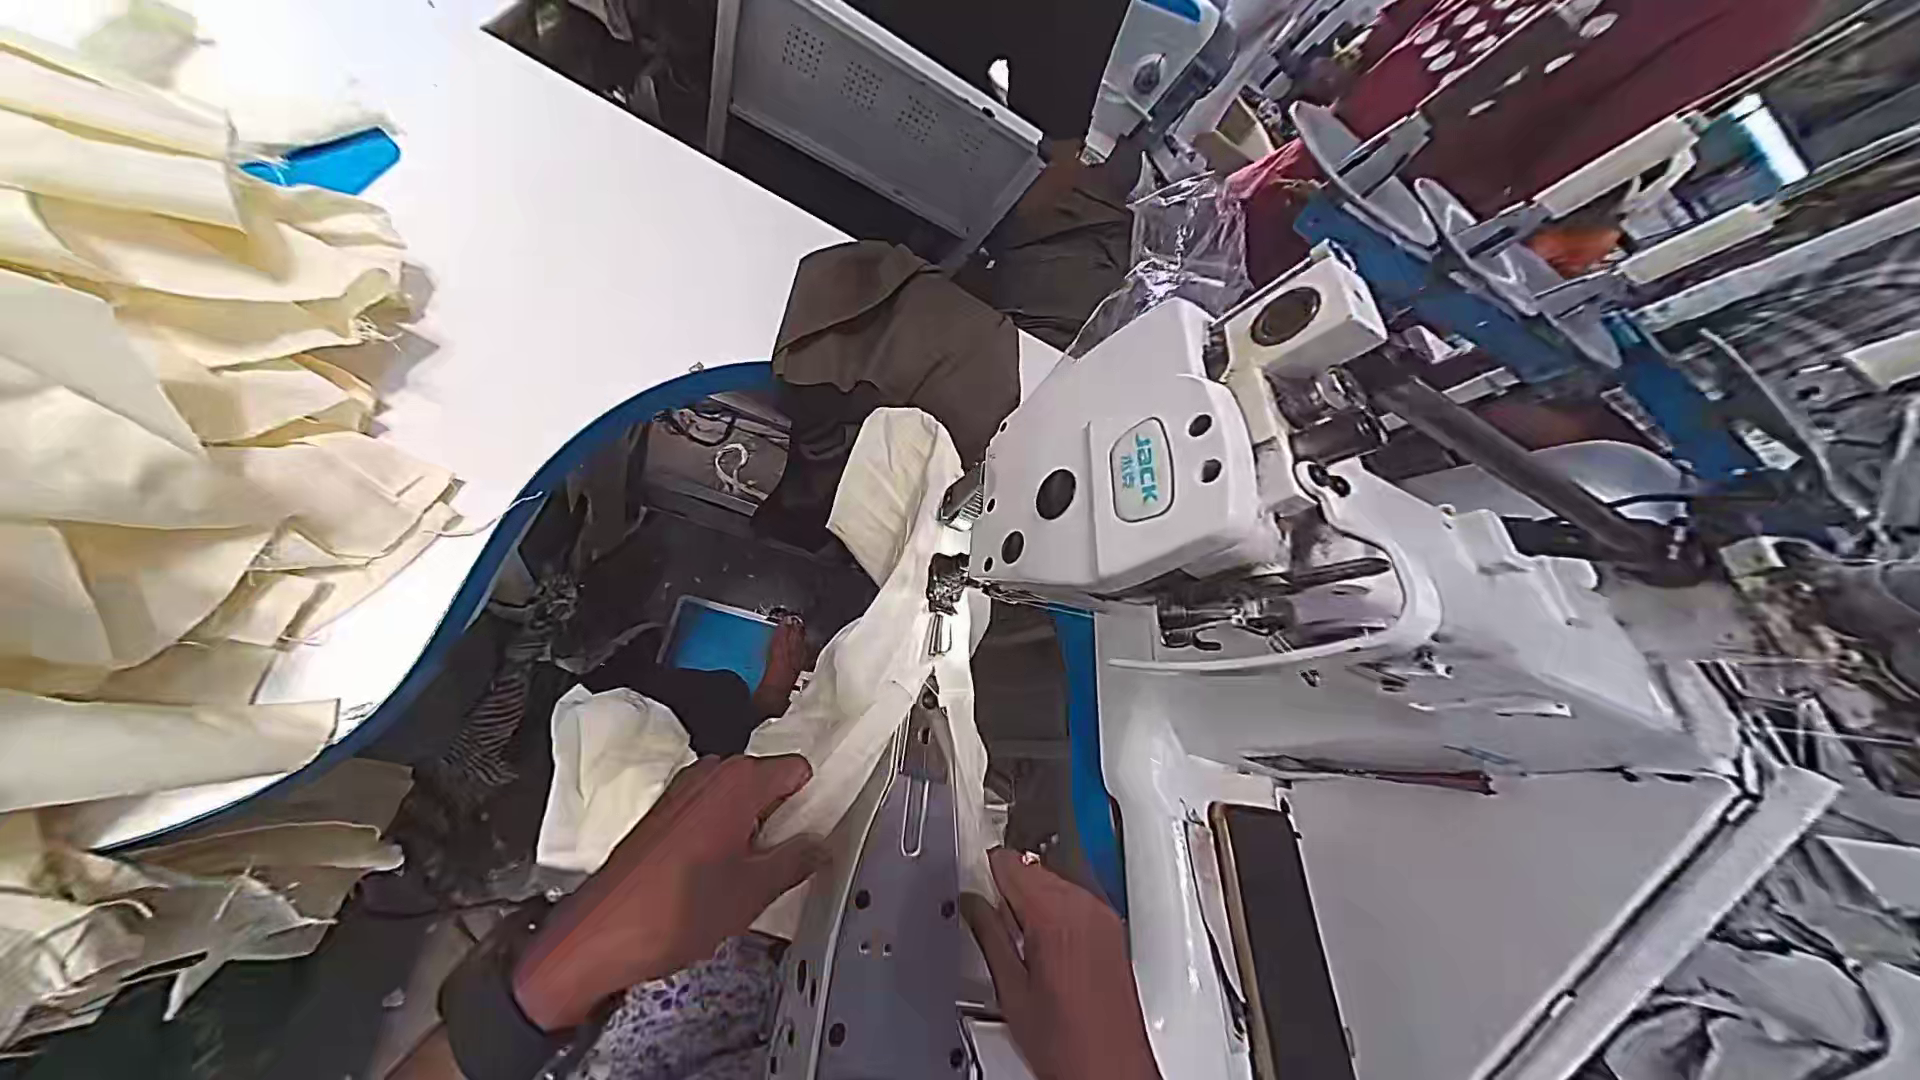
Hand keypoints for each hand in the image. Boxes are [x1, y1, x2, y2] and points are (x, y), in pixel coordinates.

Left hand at [512, 755, 823, 1030]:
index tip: (808, 833)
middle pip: (768, 779)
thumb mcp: (752, 892)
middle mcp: (712, 770)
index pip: (798, 770)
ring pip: (739, 794)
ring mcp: (684, 786)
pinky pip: (711, 804)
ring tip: (742, 868)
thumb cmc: (676, 910)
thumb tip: (820, 845)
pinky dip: (722, 827)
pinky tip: (711, 869)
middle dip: (780, 814)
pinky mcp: (664, 807)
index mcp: (741, 780)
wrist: (596, 937)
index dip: (809, 801)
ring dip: (750, 822)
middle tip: (776, 858)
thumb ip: (797, 860)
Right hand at [962, 849, 1162, 1079]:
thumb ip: (988, 933)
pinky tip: (1047, 947)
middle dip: (1010, 889)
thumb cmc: (1069, 1046)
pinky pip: (1074, 897)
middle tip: (995, 921)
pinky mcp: (1111, 925)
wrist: (1112, 1073)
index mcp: (1053, 914)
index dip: (987, 870)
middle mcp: (1082, 905)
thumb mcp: (1011, 989)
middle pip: (1032, 869)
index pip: (1010, 862)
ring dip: (1033, 899)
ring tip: (1023, 943)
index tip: (976, 882)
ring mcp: (1100, 914)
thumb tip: (972, 903)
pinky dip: (1056, 909)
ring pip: (1053, 880)